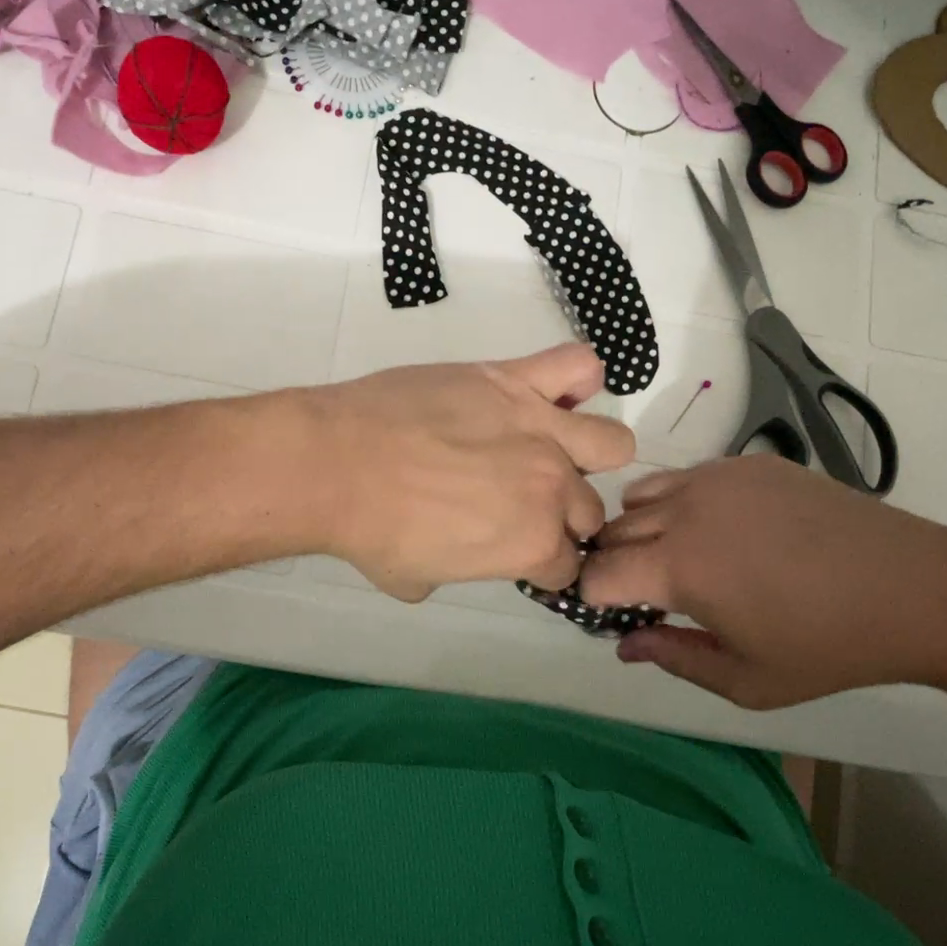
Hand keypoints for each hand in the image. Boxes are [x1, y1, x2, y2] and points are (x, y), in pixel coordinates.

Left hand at [308, 344, 634, 601]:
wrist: (334, 464)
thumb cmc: (370, 531)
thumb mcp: (418, 578)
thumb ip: (459, 570)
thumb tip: (457, 557)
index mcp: (531, 544)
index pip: (565, 564)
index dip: (542, 564)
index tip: (519, 554)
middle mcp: (552, 487)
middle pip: (588, 511)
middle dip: (561, 517)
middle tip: (518, 505)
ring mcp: (538, 426)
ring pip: (612, 444)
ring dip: (587, 457)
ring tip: (545, 453)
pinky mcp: (511, 379)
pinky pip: (576, 367)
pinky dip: (576, 380)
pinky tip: (549, 396)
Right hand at [578, 456, 946, 707]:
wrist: (917, 590)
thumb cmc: (828, 647)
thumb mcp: (745, 680)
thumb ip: (673, 658)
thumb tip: (624, 643)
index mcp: (679, 567)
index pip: (598, 574)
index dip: (593, 597)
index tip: (611, 613)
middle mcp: (685, 511)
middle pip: (612, 530)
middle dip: (613, 562)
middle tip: (642, 591)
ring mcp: (717, 478)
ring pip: (642, 495)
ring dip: (640, 527)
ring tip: (676, 556)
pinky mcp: (749, 463)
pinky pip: (687, 476)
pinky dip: (680, 502)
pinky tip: (721, 530)